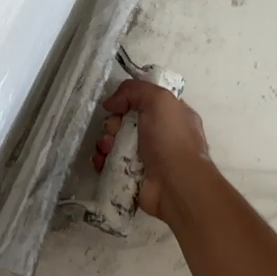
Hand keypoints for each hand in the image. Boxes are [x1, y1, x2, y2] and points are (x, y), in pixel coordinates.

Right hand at [92, 79, 211, 220]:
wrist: (175, 185)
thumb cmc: (171, 139)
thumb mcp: (159, 100)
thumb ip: (134, 90)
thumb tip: (112, 103)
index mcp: (172, 116)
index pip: (145, 102)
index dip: (128, 101)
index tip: (117, 106)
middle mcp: (161, 136)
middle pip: (126, 122)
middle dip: (113, 124)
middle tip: (112, 131)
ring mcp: (147, 158)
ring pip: (116, 143)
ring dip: (105, 143)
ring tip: (106, 148)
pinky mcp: (133, 176)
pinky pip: (111, 164)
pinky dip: (102, 161)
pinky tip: (101, 161)